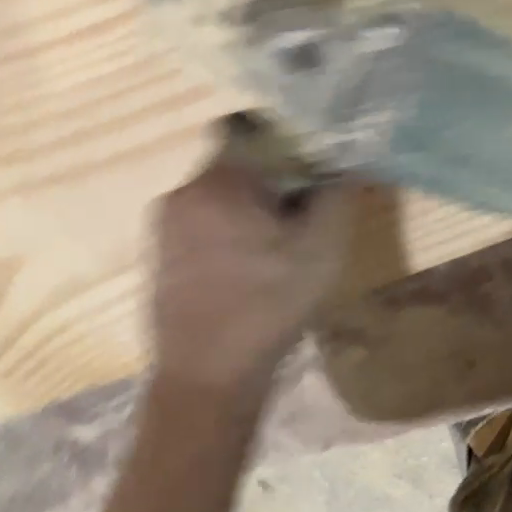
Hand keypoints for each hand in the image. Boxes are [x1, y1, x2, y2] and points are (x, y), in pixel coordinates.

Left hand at [148, 125, 352, 390]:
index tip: (320, 170)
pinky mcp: (161, 256)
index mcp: (216, 182)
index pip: (259, 132)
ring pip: (224, 195)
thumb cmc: (268, 305)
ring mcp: (164, 227)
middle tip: (309, 211)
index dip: (295, 144)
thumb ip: (338, 194)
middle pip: (241, 164)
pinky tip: (256, 267)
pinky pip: (206, 223)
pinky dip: (233, 231)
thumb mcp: (322, 248)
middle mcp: (180, 193)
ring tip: (286, 244)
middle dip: (278, 180)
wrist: (207, 378)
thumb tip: (350, 161)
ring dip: (256, 208)